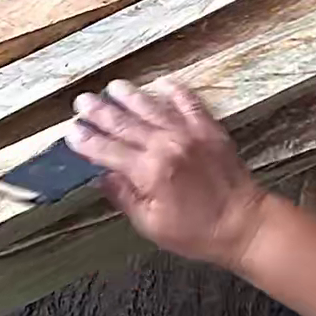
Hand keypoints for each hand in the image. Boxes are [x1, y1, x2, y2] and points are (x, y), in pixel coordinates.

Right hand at [66, 79, 269, 270]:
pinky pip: (189, 103)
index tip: (71, 131)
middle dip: (101, 112)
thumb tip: (102, 177)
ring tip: (114, 87)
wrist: (243, 222)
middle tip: (83, 101)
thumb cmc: (197, 231)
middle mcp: (167, 146)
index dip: (87, 140)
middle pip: (126, 124)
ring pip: (153, 108)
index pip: (107, 151)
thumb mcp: (151, 224)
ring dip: (131, 96)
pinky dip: (175, 91)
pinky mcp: (210, 129)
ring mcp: (190, 134)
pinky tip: (163, 83)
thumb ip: (124, 197)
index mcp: (149, 172)